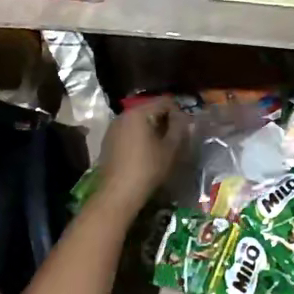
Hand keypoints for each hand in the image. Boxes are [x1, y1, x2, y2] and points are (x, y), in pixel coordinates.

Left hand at [93, 97, 186, 215]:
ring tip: (161, 143)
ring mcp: (113, 127)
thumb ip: (179, 128)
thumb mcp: (170, 148)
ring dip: (151, 127)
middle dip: (164, 119)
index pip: (164, 102)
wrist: (118, 192)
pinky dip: (139, 135)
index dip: (178, 111)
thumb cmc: (148, 168)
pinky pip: (128, 131)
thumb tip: (183, 117)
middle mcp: (123, 115)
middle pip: (149, 109)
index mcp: (138, 113)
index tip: (186, 126)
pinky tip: (145, 150)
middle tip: (176, 134)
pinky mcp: (108, 140)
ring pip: (138, 120)